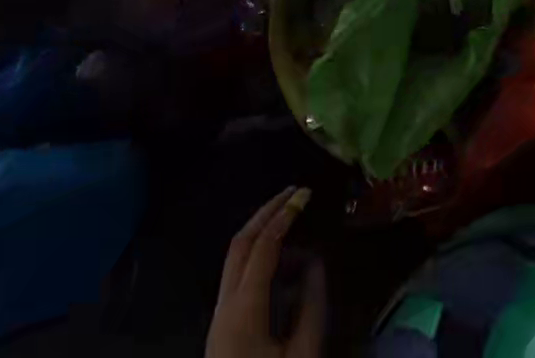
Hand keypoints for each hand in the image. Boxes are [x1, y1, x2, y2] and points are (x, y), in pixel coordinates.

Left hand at [205, 187, 325, 357]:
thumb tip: (315, 262)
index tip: (305, 194)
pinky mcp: (221, 328)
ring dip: (259, 232)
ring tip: (290, 220)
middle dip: (266, 212)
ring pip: (233, 258)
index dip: (285, 216)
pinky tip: (279, 260)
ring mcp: (218, 316)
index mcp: (244, 309)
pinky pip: (236, 276)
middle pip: (240, 243)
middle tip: (293, 192)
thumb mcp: (303, 356)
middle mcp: (224, 305)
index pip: (263, 246)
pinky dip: (256, 256)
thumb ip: (311, 306)